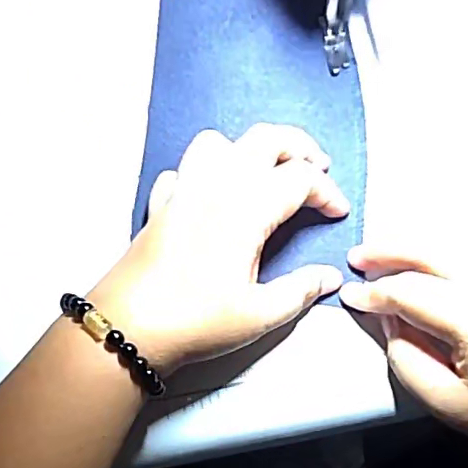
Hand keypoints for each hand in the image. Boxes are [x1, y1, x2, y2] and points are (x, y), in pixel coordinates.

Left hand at [85, 124, 350, 373]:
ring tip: (266, 172)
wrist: (130, 328)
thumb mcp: (260, 314)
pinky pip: (185, 170)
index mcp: (247, 207)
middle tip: (317, 168)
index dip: (326, 192)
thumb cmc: (194, 321)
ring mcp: (184, 191)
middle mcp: (216, 186)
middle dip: (298, 148)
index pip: (299, 179)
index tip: (337, 212)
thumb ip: (300, 290)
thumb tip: (327, 278)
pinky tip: (212, 195)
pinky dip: (205, 172)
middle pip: (265, 139)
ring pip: (220, 142)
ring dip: (250, 148)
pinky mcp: (161, 206)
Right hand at [338, 239, 467, 467]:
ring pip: (466, 237)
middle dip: (391, 250)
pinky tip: (452, 249)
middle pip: (436, 249)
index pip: (411, 292)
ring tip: (397, 252)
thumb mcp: (448, 406)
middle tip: (363, 257)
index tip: (353, 296)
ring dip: (426, 241)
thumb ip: (406, 358)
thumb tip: (390, 319)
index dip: (375, 294)